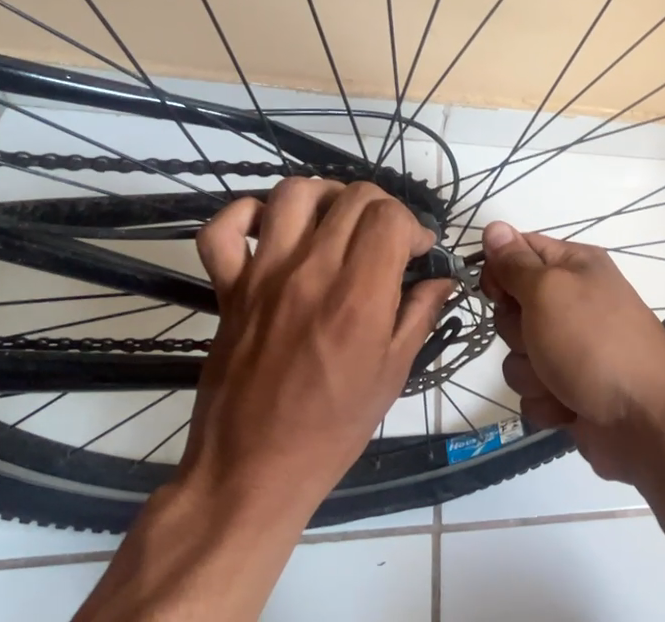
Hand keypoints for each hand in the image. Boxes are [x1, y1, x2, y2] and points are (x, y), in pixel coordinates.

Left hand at [179, 178, 455, 513]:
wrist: (252, 469)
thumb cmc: (333, 427)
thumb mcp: (393, 373)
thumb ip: (420, 314)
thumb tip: (443, 279)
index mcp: (359, 295)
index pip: (390, 215)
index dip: (411, 224)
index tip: (415, 252)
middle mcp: (312, 271)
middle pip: (352, 197)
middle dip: (381, 207)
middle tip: (386, 239)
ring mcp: (263, 275)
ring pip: (292, 194)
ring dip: (325, 196)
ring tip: (338, 222)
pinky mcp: (227, 289)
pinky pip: (222, 230)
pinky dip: (245, 215)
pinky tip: (271, 229)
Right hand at [480, 221, 664, 481]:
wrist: (643, 420)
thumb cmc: (594, 344)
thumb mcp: (549, 292)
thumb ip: (515, 263)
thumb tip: (494, 226)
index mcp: (574, 266)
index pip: (517, 252)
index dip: (500, 272)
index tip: (498, 292)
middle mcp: (573, 302)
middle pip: (511, 308)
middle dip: (517, 330)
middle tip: (541, 337)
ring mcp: (571, 348)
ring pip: (517, 355)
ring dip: (531, 372)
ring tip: (560, 379)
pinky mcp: (568, 388)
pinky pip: (532, 391)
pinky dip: (546, 401)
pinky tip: (569, 406)